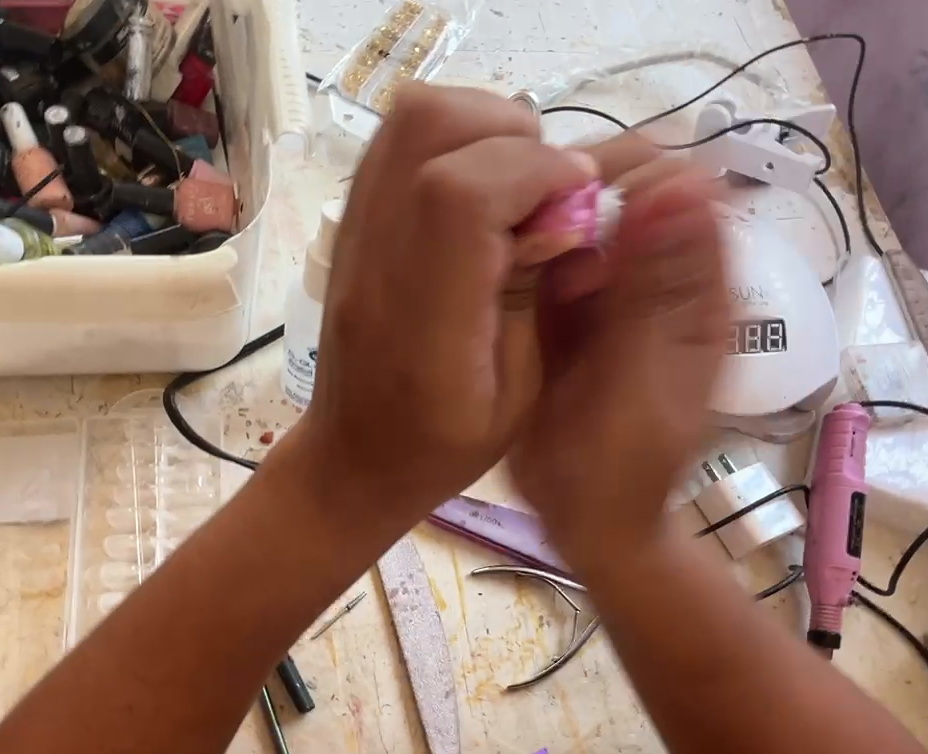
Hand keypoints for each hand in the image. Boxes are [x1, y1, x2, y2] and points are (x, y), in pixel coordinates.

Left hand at [266, 85, 595, 531]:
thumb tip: (573, 208)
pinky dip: (452, 143)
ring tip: (515, 190)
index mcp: (423, 326)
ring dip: (482, 130)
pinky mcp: (349, 229)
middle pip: (431, 128)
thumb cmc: (440, 449)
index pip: (462, 193)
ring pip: (411, 120)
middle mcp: (376, 266)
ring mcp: (352, 240)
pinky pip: (396, 144)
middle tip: (546, 197)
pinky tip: (479, 196)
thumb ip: (544, 296)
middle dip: (514, 139)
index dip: (535, 172)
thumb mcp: (517, 396)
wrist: (351, 459)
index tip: (578, 202)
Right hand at [508, 145, 729, 571]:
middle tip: (532, 219)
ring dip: (545, 222)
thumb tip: (679, 180)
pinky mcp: (557, 315)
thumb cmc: (621, 468)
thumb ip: (655, 292)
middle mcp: (651, 282)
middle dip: (582, 193)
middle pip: (626, 197)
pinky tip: (493, 267)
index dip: (639, 173)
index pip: (686, 192)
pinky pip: (544, 265)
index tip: (581, 190)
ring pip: (579, 225)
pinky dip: (522, 256)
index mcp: (695, 293)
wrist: (577, 518)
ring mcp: (601, 298)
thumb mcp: (643, 381)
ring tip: (508, 243)